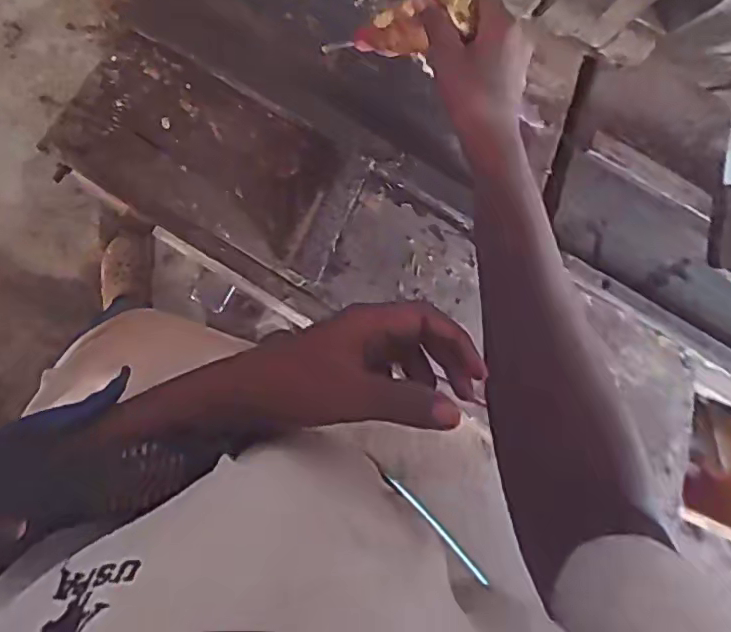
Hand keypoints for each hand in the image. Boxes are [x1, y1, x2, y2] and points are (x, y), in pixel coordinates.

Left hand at [223, 301, 487, 431]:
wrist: (250, 390)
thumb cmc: (300, 385)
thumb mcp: (357, 395)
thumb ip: (407, 402)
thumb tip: (457, 412)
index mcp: (368, 321)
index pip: (425, 318)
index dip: (457, 341)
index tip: (480, 376)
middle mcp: (363, 325)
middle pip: (417, 330)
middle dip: (447, 356)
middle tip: (471, 394)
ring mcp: (351, 342)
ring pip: (402, 348)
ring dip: (427, 370)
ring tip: (443, 403)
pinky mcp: (342, 360)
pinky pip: (385, 363)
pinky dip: (404, 379)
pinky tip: (407, 401)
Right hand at [419, 0, 532, 145]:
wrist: (490, 133)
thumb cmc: (467, 90)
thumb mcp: (445, 54)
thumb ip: (436, 23)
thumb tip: (425, 0)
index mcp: (503, 23)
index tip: (427, 6)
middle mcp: (517, 32)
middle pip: (483, 12)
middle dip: (455, 15)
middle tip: (429, 27)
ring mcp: (519, 51)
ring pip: (487, 31)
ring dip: (463, 33)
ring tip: (438, 45)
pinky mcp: (515, 68)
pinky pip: (492, 47)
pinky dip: (473, 47)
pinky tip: (456, 62)